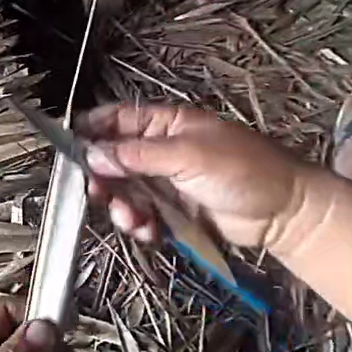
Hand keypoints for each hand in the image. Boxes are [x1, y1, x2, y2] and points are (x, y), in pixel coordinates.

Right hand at [78, 103, 324, 250]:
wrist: (284, 212)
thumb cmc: (241, 170)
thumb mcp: (186, 155)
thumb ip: (136, 155)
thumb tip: (92, 154)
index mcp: (165, 124)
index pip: (117, 119)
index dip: (92, 130)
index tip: (68, 148)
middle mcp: (161, 150)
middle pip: (114, 160)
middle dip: (104, 179)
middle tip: (99, 195)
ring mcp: (166, 182)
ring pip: (125, 192)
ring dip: (123, 207)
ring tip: (135, 220)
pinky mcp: (173, 211)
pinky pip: (143, 215)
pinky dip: (141, 225)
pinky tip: (150, 232)